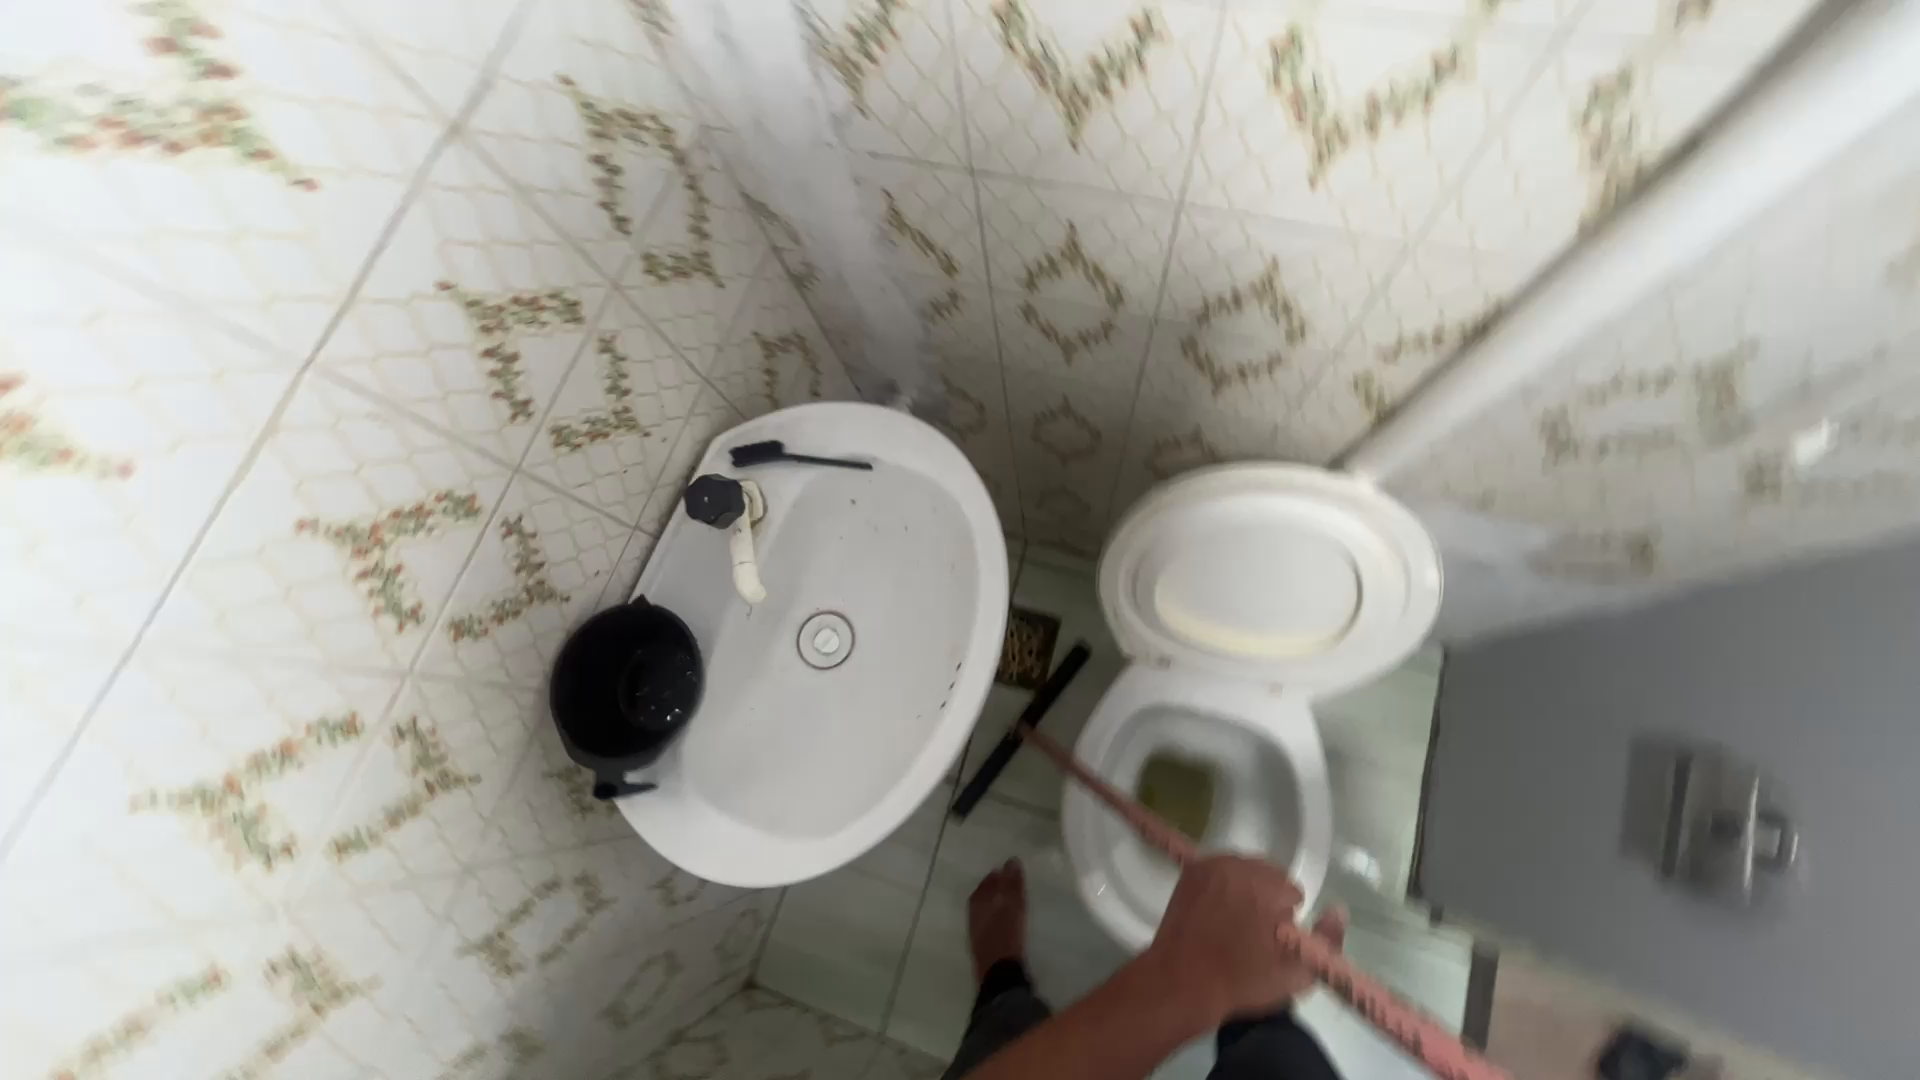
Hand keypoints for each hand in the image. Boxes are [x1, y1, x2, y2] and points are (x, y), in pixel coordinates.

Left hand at [1142, 855, 1347, 1028]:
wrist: (1184, 979)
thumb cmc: (1242, 980)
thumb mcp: (1296, 974)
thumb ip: (1326, 941)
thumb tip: (1339, 908)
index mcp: (1265, 888)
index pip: (1291, 891)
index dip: (1286, 918)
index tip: (1272, 938)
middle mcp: (1238, 867)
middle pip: (1268, 872)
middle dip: (1269, 896)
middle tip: (1254, 930)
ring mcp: (1211, 865)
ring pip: (1244, 867)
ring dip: (1247, 886)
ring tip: (1235, 920)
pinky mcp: (1192, 869)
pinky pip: (1221, 867)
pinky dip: (1224, 882)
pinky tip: (1218, 908)